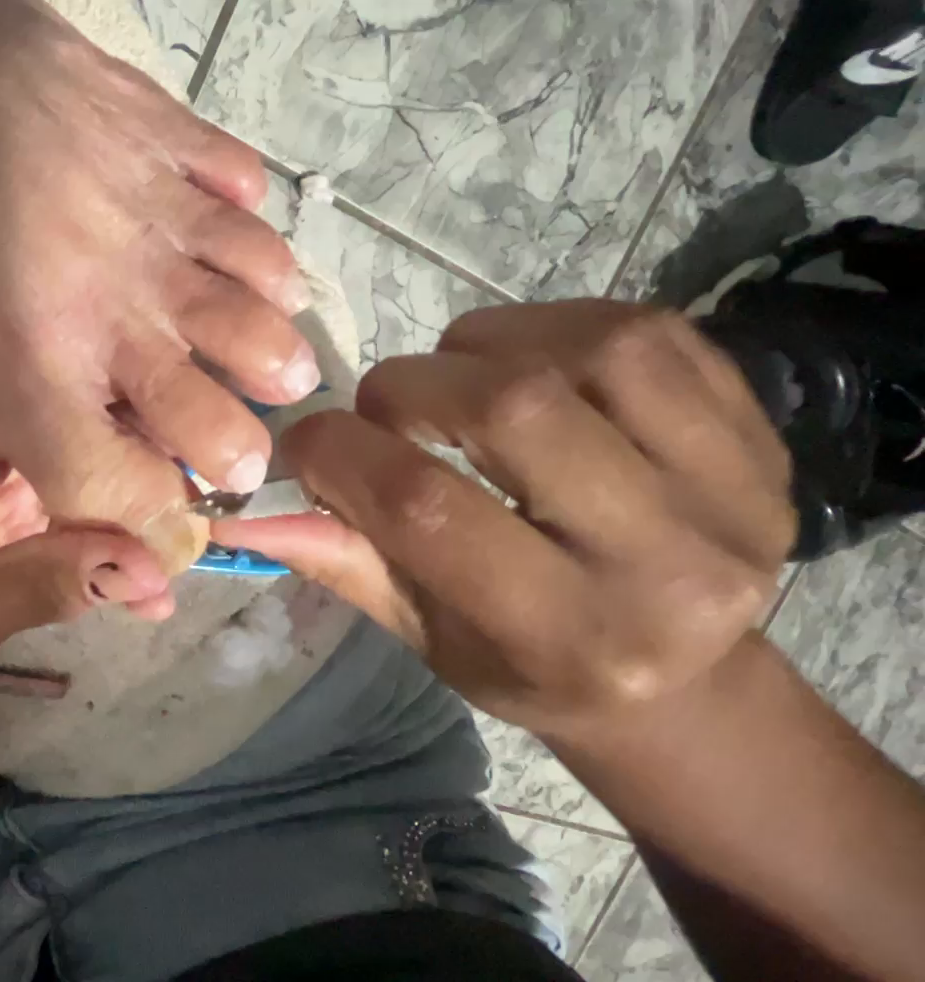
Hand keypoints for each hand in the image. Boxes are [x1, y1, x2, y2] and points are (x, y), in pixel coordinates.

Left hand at [0, 22, 316, 573]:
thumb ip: (38, 426)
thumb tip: (114, 471)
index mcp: (37, 389)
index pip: (134, 496)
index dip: (160, 516)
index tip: (168, 500)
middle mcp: (119, 321)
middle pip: (226, 431)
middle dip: (238, 453)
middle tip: (233, 442)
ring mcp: (158, 224)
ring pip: (268, 311)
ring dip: (271, 343)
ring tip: (262, 351)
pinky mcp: (173, 137)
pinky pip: (246, 191)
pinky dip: (248, 223)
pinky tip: (222, 235)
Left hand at [0, 405, 170, 732]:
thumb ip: (56, 575)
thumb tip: (154, 564)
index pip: (23, 417)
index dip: (96, 441)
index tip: (174, 468)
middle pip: (47, 451)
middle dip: (113, 488)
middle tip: (195, 513)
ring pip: (57, 492)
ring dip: (109, 528)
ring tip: (180, 552)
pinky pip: (52, 529)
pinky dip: (90, 555)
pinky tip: (144, 578)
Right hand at [216, 301, 795, 740]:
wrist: (687, 673)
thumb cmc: (528, 665)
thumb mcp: (424, 635)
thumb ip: (343, 564)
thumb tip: (242, 513)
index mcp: (569, 633)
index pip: (427, 510)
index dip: (338, 455)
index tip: (302, 446)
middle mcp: (669, 563)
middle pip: (509, 411)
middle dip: (407, 389)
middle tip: (381, 411)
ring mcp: (733, 488)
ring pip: (584, 352)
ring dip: (481, 346)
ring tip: (452, 380)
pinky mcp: (759, 434)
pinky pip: (643, 333)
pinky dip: (550, 326)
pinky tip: (519, 361)